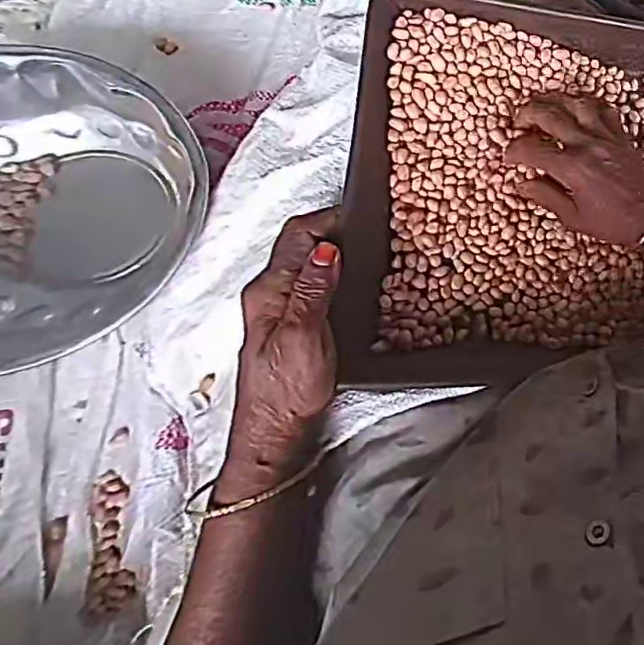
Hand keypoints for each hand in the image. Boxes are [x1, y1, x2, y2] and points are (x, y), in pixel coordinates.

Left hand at [222, 207, 341, 496]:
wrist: (274, 432)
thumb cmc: (287, 389)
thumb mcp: (304, 337)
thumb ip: (313, 291)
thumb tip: (327, 250)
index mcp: (269, 291)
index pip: (298, 235)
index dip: (329, 217)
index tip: (364, 212)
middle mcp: (270, 293)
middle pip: (301, 243)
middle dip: (333, 226)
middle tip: (374, 224)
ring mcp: (280, 306)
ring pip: (308, 261)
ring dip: (334, 246)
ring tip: (370, 243)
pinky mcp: (292, 320)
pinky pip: (312, 280)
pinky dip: (334, 268)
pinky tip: (354, 275)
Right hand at [504, 94, 643, 245]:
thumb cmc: (614, 222)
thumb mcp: (574, 217)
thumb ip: (546, 196)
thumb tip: (523, 183)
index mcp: (572, 168)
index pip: (531, 147)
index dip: (514, 150)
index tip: (510, 157)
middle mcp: (588, 146)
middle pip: (548, 113)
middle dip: (525, 114)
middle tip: (518, 125)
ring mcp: (606, 137)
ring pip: (575, 102)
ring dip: (554, 100)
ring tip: (542, 108)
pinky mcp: (621, 136)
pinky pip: (603, 108)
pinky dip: (587, 103)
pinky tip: (577, 109)